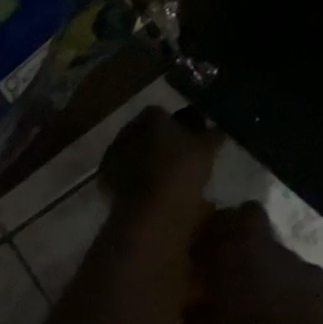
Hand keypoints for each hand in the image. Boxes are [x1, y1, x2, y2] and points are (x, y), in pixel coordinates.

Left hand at [97, 105, 220, 240]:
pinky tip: (149, 194)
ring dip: (146, 162)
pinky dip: (134, 181)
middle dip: (161, 143)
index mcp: (151, 116)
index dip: (178, 125)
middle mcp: (128, 129)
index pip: (163, 113)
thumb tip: (217, 128)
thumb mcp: (206, 150)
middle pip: (146, 132)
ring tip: (167, 181)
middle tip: (181, 162)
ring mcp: (113, 153)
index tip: (191, 140)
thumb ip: (212, 135)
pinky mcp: (105, 177)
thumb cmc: (181, 171)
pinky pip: (123, 174)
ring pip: (133, 153)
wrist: (150, 209)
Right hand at [183, 202, 322, 323]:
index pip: (218, 215)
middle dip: (239, 229)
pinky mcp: (321, 279)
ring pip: (274, 248)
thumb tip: (190, 301)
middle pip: (250, 216)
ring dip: (265, 262)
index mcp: (233, 248)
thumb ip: (192, 308)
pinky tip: (288, 310)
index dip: (210, 228)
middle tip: (230, 258)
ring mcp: (297, 259)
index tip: (203, 249)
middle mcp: (265, 243)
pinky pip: (299, 273)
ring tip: (261, 294)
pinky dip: (291, 285)